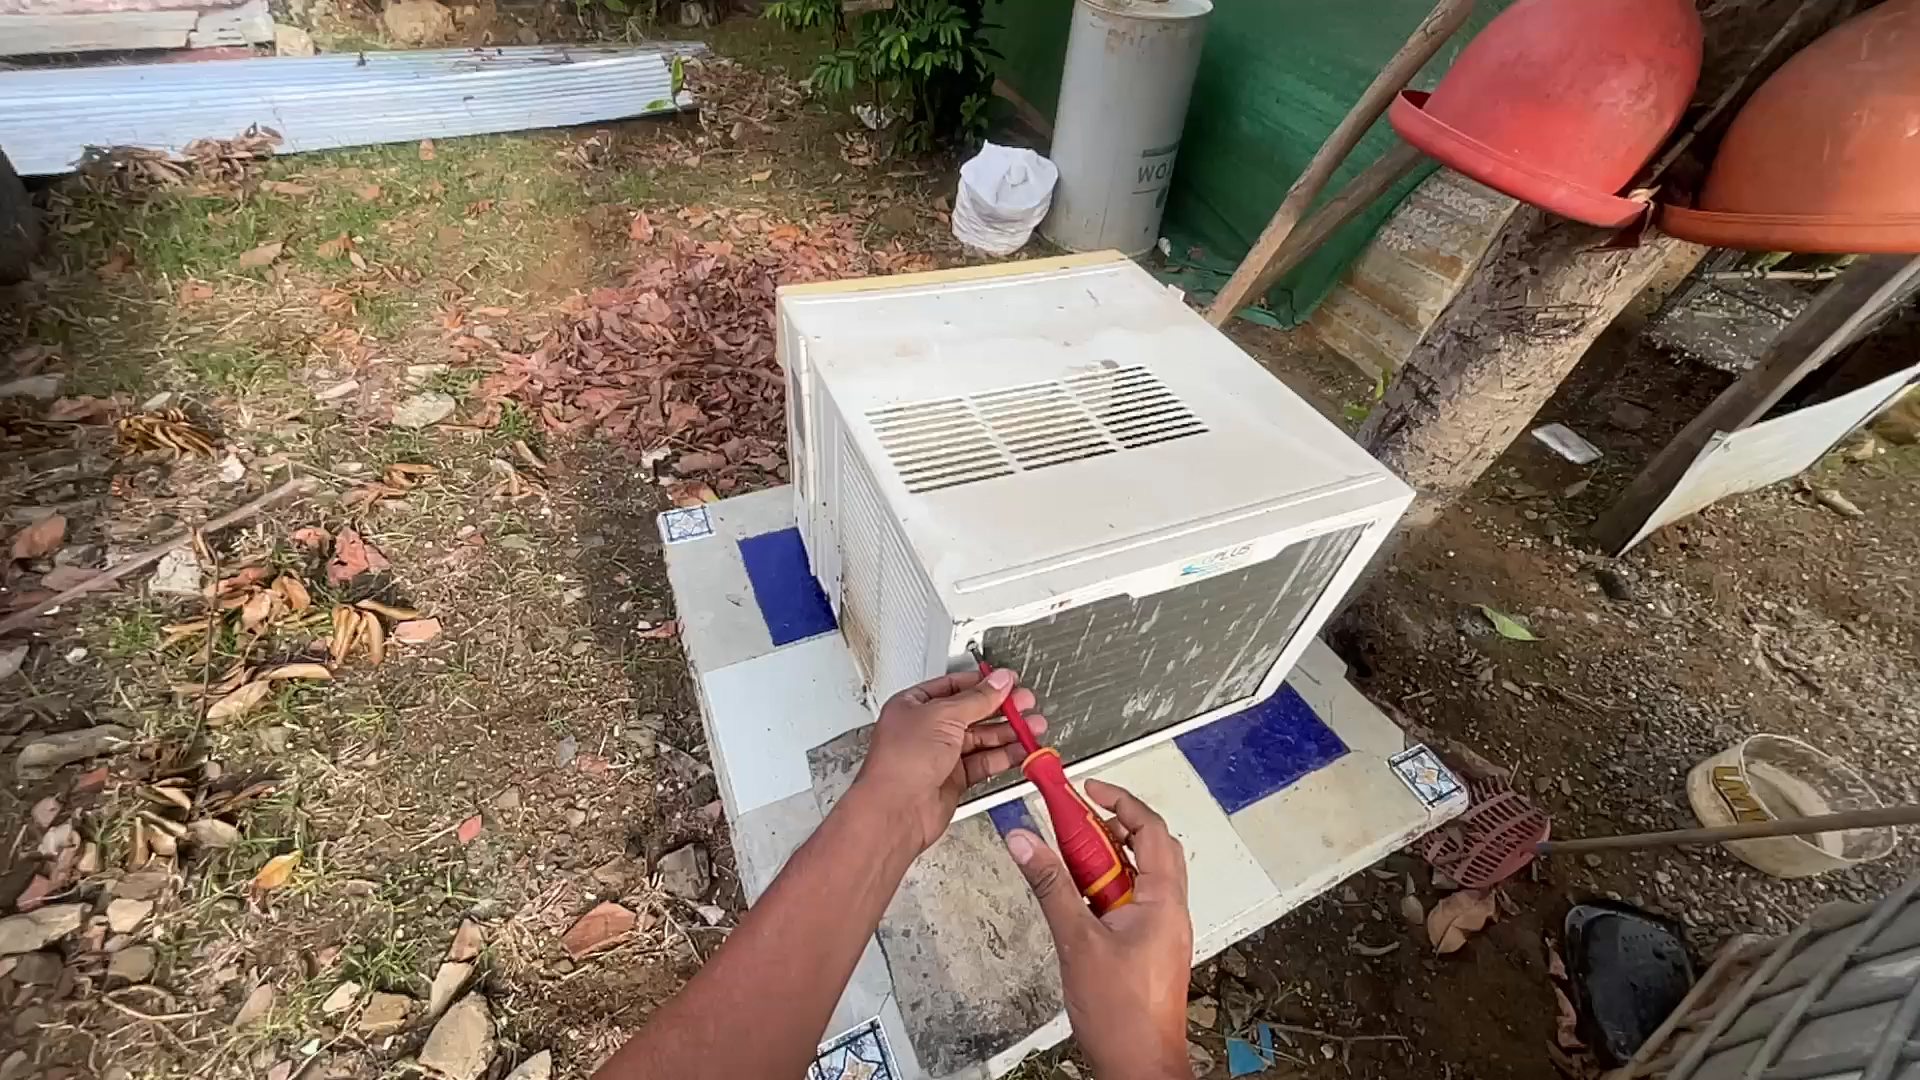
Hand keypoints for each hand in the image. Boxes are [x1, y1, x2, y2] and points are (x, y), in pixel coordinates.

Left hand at [852, 668, 1047, 852]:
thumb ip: (977, 699)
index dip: (982, 684)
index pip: (954, 687)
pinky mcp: (952, 780)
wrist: (895, 812)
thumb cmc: (900, 763)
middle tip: (1025, 704)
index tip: (1007, 682)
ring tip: (1032, 727)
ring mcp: (939, 755)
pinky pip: (983, 763)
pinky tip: (1020, 751)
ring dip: (1007, 733)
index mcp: (914, 705)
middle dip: (1001, 709)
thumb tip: (999, 682)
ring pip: (980, 739)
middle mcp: (926, 729)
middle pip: (971, 713)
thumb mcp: (944, 717)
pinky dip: (1003, 757)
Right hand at [1006, 780, 1191, 1079]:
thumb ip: (1051, 885)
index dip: (1119, 801)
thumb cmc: (1125, 1019)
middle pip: (1147, 845)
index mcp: (1163, 901)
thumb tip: (1027, 842)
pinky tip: (1077, 894)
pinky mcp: (1147, 944)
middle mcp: (1168, 910)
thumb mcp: (1077, 941)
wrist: (1139, 1071)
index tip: (1088, 789)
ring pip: (1138, 872)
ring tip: (1069, 854)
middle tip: (1074, 817)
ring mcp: (1159, 928)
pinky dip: (1104, 884)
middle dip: (1109, 825)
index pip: (1149, 828)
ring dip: (1105, 856)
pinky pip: (1129, 897)